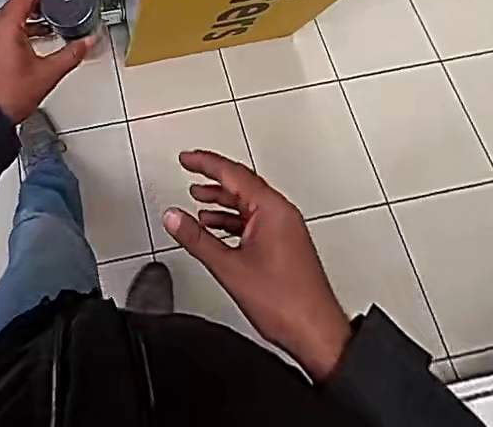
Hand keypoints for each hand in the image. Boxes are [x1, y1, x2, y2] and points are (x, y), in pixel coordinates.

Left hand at [0, 0, 95, 122]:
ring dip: (29, 14)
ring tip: (49, 20)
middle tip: (56, 1)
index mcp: (7, 24)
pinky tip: (34, 37)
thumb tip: (87, 42)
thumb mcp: (47, 73)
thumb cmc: (7, 95)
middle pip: (17, 0)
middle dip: (39, 0)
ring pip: (10, 14)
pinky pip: (3, 27)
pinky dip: (19, 26)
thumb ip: (71, 54)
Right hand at [161, 150, 351, 382]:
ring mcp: (285, 226)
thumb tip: (174, 217)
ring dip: (221, 198)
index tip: (187, 158)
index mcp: (271, 208)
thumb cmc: (287, 303)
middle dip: (212, 175)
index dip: (205, 162)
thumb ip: (197, 239)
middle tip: (191, 167)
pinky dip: (232, 217)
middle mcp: (281, 212)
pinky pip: (254, 218)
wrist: (318, 335)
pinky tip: (217, 226)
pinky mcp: (285, 241)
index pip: (232, 172)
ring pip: (247, 201)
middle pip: (240, 182)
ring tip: (198, 197)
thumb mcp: (229, 267)